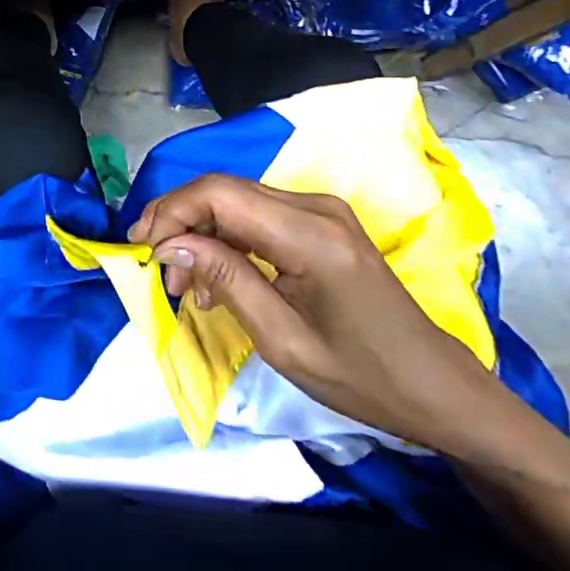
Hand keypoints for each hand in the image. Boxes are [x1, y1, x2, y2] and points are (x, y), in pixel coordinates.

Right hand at [130, 175, 509, 453]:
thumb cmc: (359, 375)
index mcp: (309, 234)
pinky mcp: (325, 223)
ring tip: (192, 290)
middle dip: (184, 225)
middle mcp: (316, 206)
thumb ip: (227, 279)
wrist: (428, 380)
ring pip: (242, 202)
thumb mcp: (281, 339)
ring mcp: (324, 211)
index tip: (141, 251)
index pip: (221, 192)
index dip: (172, 211)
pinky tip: (224, 281)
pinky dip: (233, 241)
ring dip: (206, 235)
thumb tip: (170, 243)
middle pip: (228, 190)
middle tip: (165, 279)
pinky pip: (264, 217)